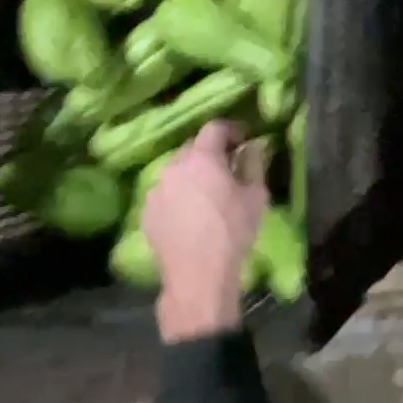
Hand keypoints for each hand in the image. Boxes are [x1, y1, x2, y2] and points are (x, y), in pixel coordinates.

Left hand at [142, 121, 267, 341]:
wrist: (199, 274)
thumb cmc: (234, 230)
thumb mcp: (255, 195)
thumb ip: (254, 163)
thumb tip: (253, 145)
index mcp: (202, 158)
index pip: (214, 128)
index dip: (232, 129)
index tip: (244, 141)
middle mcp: (173, 167)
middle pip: (193, 147)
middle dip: (211, 152)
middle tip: (229, 168)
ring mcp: (156, 190)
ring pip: (177, 171)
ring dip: (193, 174)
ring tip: (208, 193)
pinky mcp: (147, 212)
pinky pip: (166, 193)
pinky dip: (179, 194)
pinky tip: (192, 214)